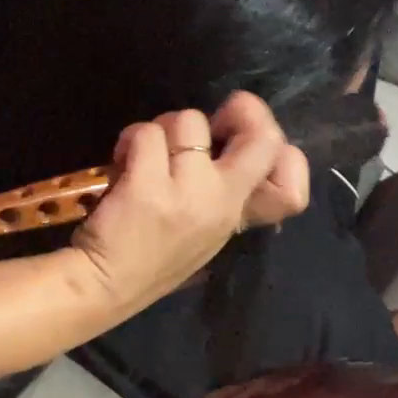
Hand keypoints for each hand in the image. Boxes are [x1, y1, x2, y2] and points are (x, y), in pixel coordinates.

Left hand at [69, 91, 305, 313]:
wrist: (104, 286)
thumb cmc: (147, 260)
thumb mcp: (202, 234)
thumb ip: (221, 196)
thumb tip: (222, 142)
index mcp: (234, 218)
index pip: (292, 188)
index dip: (279, 152)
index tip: (240, 142)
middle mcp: (222, 203)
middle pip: (264, 138)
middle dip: (242, 110)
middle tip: (204, 127)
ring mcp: (188, 192)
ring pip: (190, 120)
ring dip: (162, 130)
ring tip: (144, 157)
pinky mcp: (148, 185)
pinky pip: (147, 133)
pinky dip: (130, 141)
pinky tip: (120, 165)